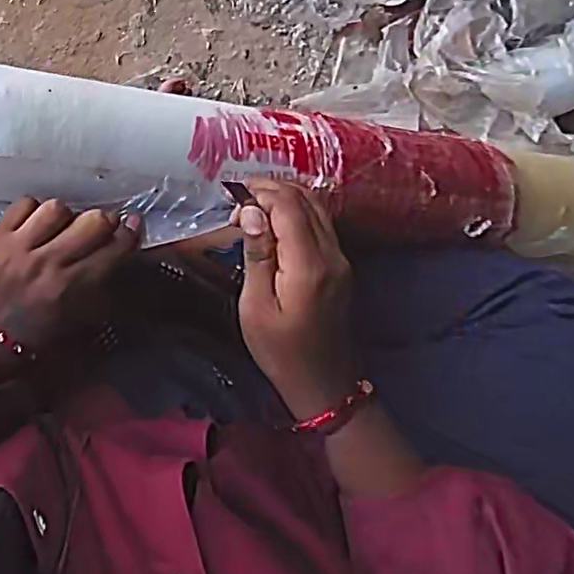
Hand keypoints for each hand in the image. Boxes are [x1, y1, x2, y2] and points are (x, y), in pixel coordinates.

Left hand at [0, 198, 142, 352]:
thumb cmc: (47, 329)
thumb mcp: (86, 313)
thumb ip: (108, 274)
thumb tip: (129, 231)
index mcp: (71, 287)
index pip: (113, 249)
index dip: (129, 233)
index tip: (132, 225)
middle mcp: (46, 264)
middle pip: (91, 221)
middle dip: (102, 222)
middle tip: (99, 228)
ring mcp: (18, 248)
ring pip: (56, 208)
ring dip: (66, 216)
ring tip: (62, 228)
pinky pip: (24, 204)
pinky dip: (34, 211)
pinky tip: (36, 226)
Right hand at [236, 179, 362, 420]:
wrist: (325, 384)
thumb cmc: (281, 351)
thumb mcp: (255, 307)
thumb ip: (257, 255)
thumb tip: (252, 212)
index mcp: (309, 265)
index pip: (288, 206)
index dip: (259, 193)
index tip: (232, 200)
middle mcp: (332, 254)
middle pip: (305, 199)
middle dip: (270, 188)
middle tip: (238, 197)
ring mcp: (340, 258)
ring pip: (316, 206)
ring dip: (284, 196)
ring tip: (252, 202)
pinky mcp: (340, 264)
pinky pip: (320, 222)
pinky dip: (295, 210)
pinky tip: (272, 219)